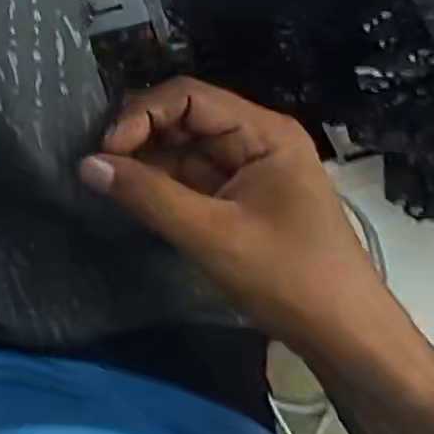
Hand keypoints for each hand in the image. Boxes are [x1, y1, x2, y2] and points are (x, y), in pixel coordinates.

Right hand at [79, 77, 382, 344]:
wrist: (346, 336)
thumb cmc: (289, 280)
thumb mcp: (212, 237)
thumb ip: (148, 196)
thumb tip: (87, 164)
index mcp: (263, 132)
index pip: (189, 97)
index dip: (142, 114)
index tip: (106, 149)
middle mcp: (255, 138)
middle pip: (185, 116)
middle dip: (140, 133)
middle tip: (99, 163)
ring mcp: (247, 167)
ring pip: (183, 146)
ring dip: (146, 159)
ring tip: (106, 177)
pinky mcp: (238, 195)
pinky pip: (190, 175)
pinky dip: (160, 182)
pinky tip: (131, 193)